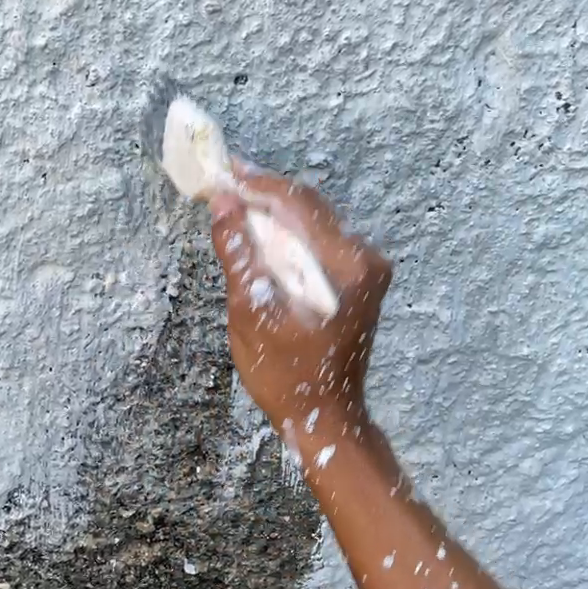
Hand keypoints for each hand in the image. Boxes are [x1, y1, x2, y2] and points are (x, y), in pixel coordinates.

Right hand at [209, 164, 391, 457]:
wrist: (324, 417)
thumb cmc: (285, 374)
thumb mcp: (251, 314)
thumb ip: (239, 254)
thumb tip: (223, 202)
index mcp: (348, 265)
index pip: (298, 205)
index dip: (257, 185)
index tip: (222, 170)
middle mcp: (365, 258)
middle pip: (309, 206)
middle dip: (263, 192)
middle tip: (223, 179)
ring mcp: (365, 267)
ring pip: (312, 219)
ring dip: (273, 208)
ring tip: (234, 198)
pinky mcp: (357, 277)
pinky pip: (317, 238)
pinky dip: (285, 229)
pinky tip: (258, 227)